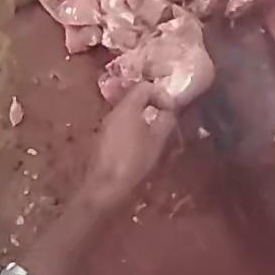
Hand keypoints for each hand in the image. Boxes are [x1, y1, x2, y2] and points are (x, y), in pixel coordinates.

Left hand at [76, 83, 178, 211]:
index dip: (161, 94)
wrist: (105, 188)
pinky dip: (134, 128)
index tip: (172, 110)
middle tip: (168, 118)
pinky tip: (141, 145)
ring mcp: (106, 126)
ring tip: (157, 133)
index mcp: (127, 108)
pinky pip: (121, 125)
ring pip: (128, 112)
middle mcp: (113, 112)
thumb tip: (172, 107)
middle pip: (135, 98)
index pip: (145, 87)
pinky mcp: (103, 139)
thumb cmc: (134, 162)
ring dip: (144, 117)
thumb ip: (166, 119)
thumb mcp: (157, 140)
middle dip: (154, 104)